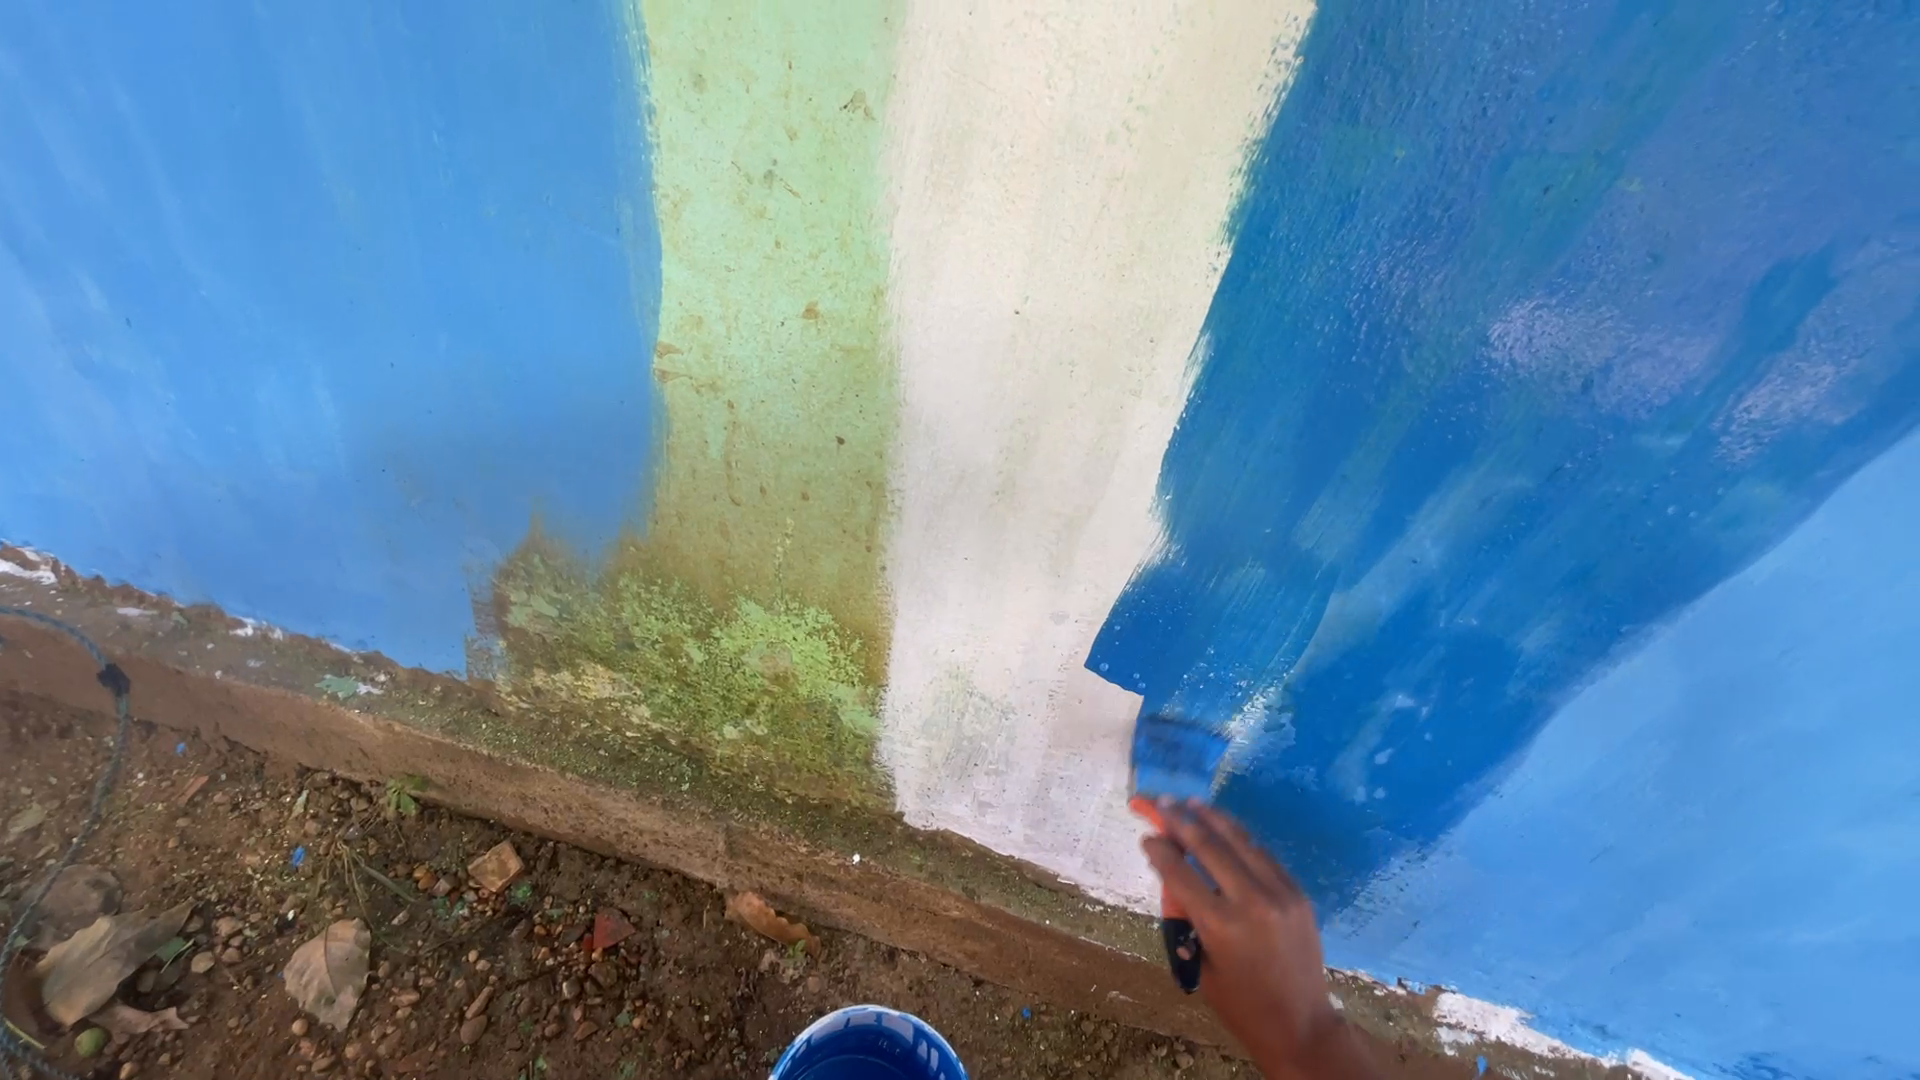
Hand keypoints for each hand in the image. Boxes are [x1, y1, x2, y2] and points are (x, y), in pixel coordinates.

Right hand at [1142, 800, 1372, 1077]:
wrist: (1302, 1027)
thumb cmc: (1240, 1003)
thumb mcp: (1197, 962)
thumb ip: (1184, 913)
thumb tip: (1171, 869)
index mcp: (1220, 925)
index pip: (1179, 870)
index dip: (1159, 848)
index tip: (1146, 835)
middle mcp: (1250, 901)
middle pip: (1207, 845)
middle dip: (1179, 820)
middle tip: (1161, 803)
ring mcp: (1279, 893)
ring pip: (1239, 839)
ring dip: (1211, 817)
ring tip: (1190, 803)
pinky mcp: (1297, 892)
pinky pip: (1262, 853)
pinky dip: (1238, 836)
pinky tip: (1223, 826)